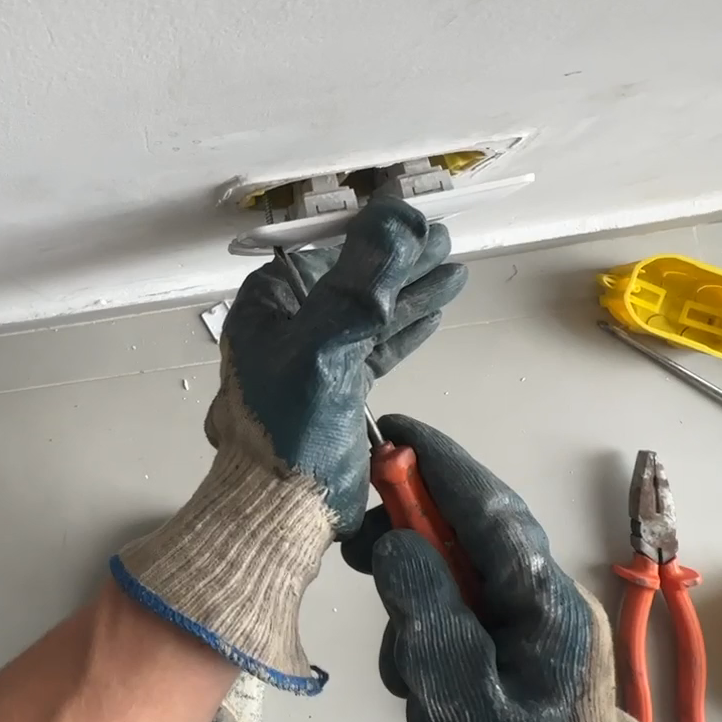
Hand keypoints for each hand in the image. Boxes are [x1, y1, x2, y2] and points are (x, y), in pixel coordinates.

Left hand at [114, 198, 465, 692]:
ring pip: (368, 311)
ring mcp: (313, 354)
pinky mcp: (336, 384)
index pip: (324, 252)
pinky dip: (404, 328)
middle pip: (352, 278)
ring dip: (409, 291)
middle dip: (399, 260)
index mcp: (269, 304)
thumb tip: (395, 218)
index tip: (414, 219)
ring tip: (451, 268)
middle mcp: (288, 322)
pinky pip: (374, 345)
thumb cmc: (288, 424)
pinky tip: (432, 311)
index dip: (371, 235)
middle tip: (444, 239)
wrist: (280, 504)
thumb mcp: (323, 346)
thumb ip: (359, 283)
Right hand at [342, 415, 653, 721]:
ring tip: (392, 634)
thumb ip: (426, 611)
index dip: (437, 459)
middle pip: (469, 528)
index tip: (391, 428)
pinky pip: (460, 600)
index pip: (486, 506)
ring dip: (413, 584)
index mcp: (546, 601)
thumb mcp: (460, 697)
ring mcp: (532, 618)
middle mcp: (545, 596)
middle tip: (356, 542)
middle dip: (410, 524)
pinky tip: (415, 666)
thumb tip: (394, 540)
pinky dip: (425, 618)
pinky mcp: (515, 639)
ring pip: (459, 565)